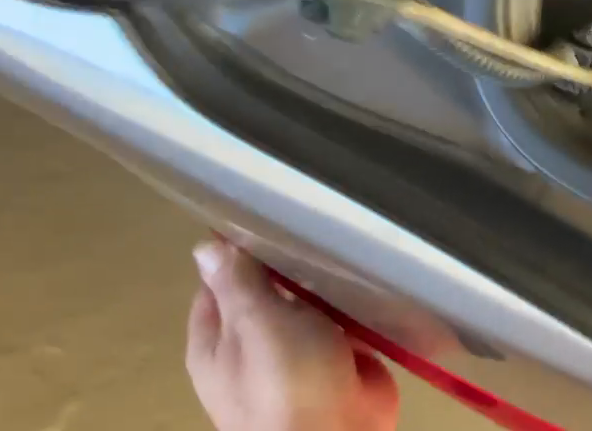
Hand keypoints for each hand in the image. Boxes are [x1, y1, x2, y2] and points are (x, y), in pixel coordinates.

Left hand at [186, 238, 399, 430]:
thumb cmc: (287, 381)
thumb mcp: (258, 325)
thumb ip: (239, 285)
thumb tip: (207, 246)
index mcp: (220, 340)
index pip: (223, 280)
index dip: (246, 247)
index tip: (281, 210)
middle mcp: (258, 342)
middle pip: (275, 286)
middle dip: (301, 258)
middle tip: (333, 217)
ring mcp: (303, 350)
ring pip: (317, 299)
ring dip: (337, 276)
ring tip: (364, 234)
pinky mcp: (344, 355)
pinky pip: (351, 316)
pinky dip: (364, 298)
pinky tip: (384, 271)